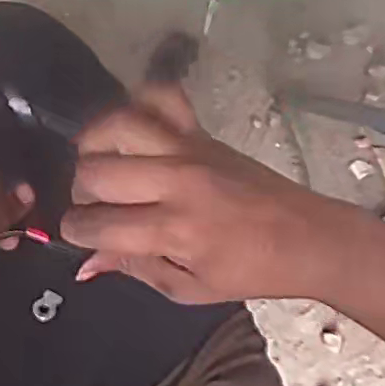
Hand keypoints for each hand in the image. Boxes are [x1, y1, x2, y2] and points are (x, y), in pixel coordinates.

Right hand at [61, 83, 369, 303]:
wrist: (310, 238)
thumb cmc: (249, 270)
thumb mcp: (188, 288)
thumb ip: (131, 268)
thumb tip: (83, 263)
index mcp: (175, 230)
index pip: (96, 224)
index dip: (74, 231)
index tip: (78, 233)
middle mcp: (177, 183)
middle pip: (94, 171)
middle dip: (78, 192)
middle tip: (92, 205)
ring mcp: (189, 150)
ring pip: (117, 125)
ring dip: (93, 144)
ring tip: (97, 162)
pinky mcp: (201, 132)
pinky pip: (161, 97)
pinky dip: (138, 102)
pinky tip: (130, 127)